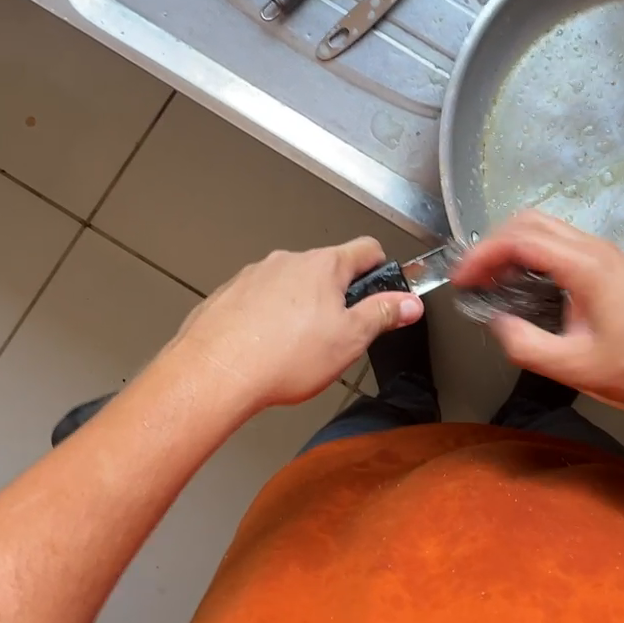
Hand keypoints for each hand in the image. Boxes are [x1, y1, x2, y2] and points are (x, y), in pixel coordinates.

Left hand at [162, 237, 422, 411]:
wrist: (215, 374)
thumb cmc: (279, 357)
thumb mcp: (350, 339)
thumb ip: (383, 315)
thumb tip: (408, 303)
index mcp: (324, 265)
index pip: (367, 248)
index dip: (381, 269)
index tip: (383, 290)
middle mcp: (289, 261)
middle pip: (327, 268)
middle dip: (337, 296)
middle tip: (339, 332)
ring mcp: (256, 275)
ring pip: (291, 285)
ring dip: (300, 307)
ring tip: (298, 347)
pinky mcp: (230, 295)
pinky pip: (259, 300)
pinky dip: (268, 318)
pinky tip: (267, 348)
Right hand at [451, 212, 623, 406]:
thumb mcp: (574, 366)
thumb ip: (526, 345)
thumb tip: (497, 324)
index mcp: (583, 265)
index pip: (519, 240)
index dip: (482, 255)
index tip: (461, 279)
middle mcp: (592, 247)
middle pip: (529, 221)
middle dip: (492, 244)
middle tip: (473, 277)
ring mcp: (602, 251)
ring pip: (544, 226)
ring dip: (511, 244)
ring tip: (491, 279)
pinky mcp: (607, 261)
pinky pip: (558, 240)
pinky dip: (530, 250)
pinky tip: (523, 281)